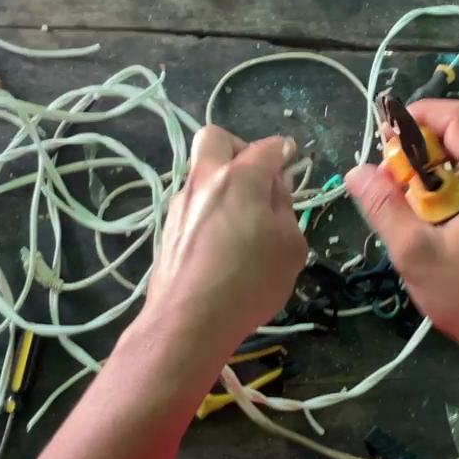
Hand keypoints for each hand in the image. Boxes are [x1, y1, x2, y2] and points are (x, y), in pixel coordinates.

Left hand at [131, 126, 307, 361]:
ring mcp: (181, 203)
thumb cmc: (250, 281)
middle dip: (238, 148)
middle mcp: (206, 179)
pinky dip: (209, 210)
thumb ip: (286, 209)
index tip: (290, 160)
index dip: (283, 151)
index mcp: (241, 177)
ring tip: (243, 220)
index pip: (268, 147)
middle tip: (256, 178)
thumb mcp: (290, 247)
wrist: (189, 320)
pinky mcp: (168, 227)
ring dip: (222, 183)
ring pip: (201, 173)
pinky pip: (193, 203)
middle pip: (215, 138)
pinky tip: (222, 243)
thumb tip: (275, 188)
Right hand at [346, 99, 458, 358]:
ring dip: (429, 165)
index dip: (417, 115)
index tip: (384, 137)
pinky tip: (428, 215)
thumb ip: (385, 207)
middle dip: (418, 144)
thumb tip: (356, 170)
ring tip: (404, 199)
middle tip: (389, 177)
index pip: (456, 116)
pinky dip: (445, 181)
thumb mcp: (415, 253)